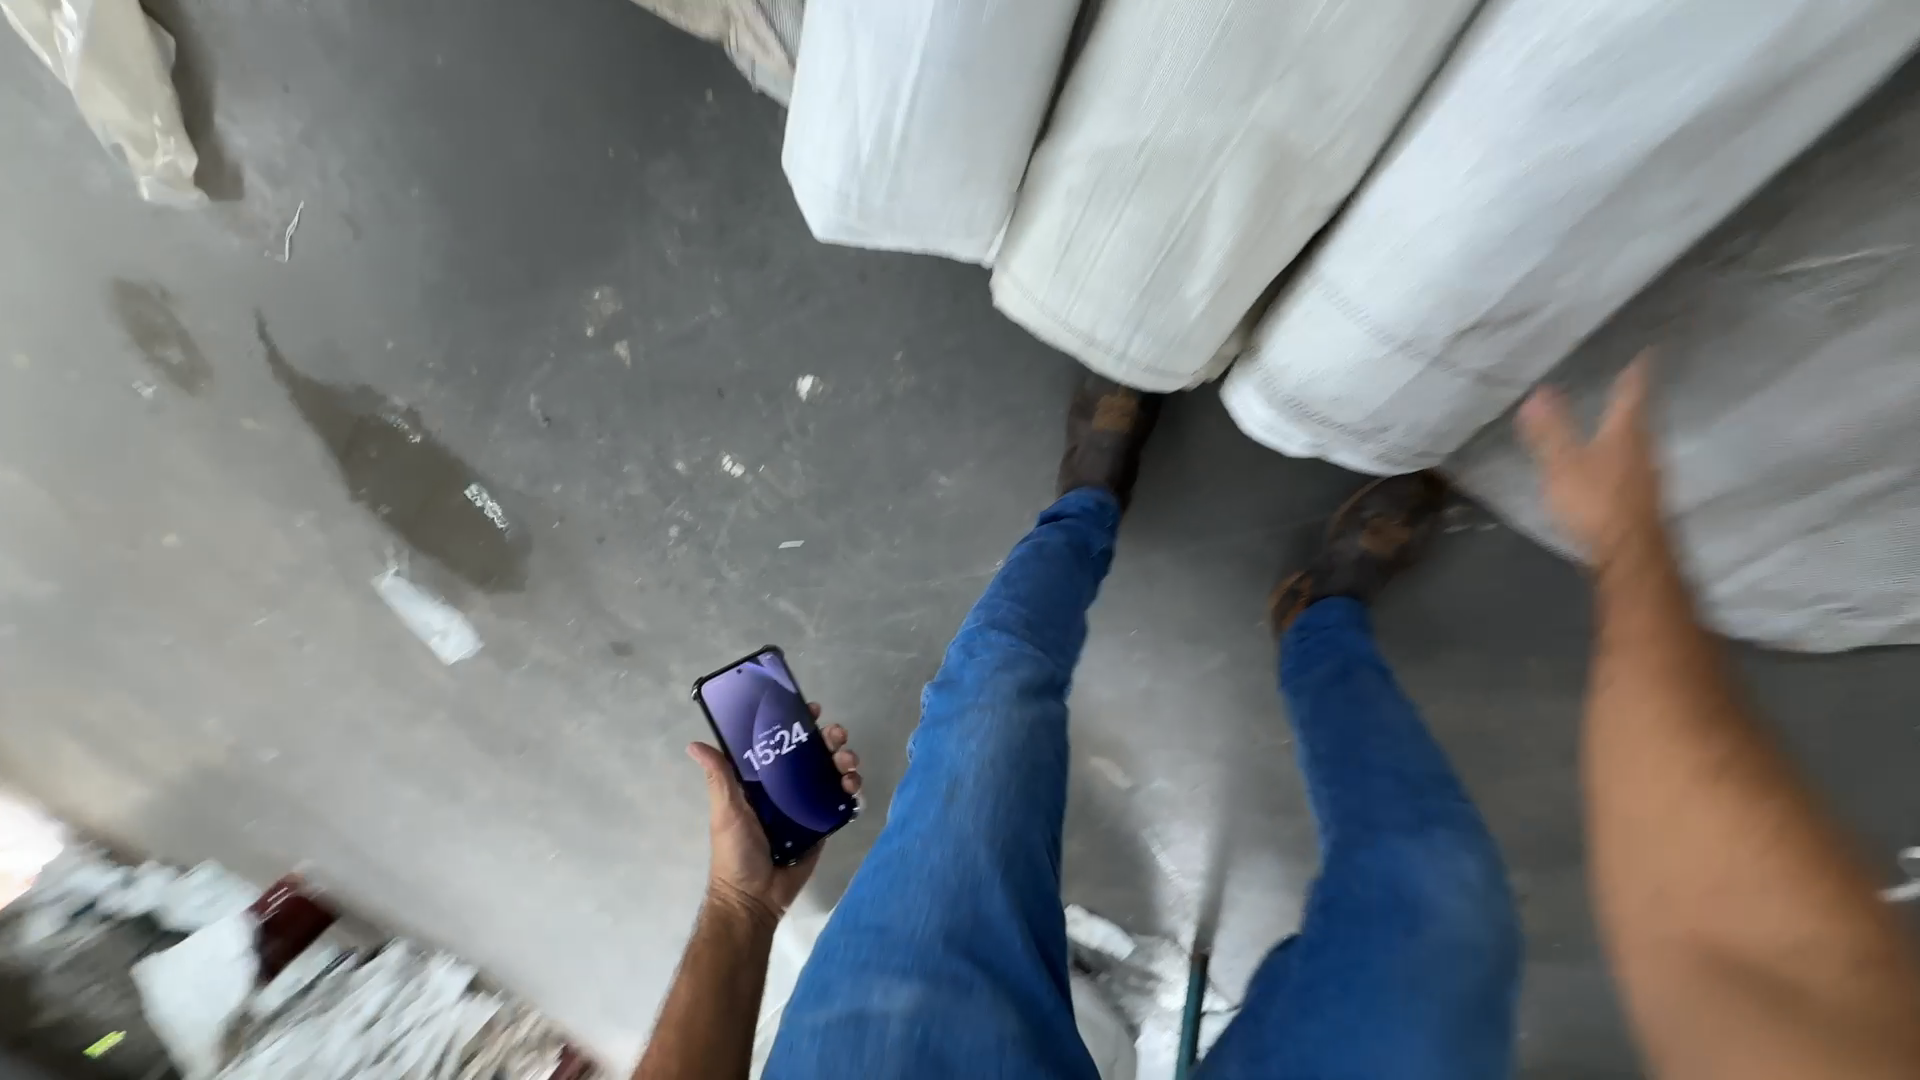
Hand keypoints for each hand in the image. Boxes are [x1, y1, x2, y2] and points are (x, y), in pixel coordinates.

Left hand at [686, 704, 861, 926]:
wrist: (755, 899)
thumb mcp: (726, 811)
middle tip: (836, 737)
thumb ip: (719, 778)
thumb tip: (694, 744)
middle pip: (812, 753)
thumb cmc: (735, 852)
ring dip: (844, 760)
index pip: (782, 742)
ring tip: (848, 764)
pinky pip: (840, 799)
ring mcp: (806, 804)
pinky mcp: (822, 823)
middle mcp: (786, 787)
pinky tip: (852, 786)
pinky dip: (851, 788)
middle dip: (829, 739)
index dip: (797, 723)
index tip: (811, 710)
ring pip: (831, 771)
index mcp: (762, 780)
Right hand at [1516, 352, 1667, 571]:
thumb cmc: (1595, 502)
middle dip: (1632, 404)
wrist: (1630, 551)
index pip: (1631, 396)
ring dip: (1627, 432)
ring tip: (1617, 424)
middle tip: (1629, 387)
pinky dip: (1622, 457)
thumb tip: (1538, 393)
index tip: (1647, 354)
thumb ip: (1549, 432)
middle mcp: (1642, 450)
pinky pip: (1632, 466)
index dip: (1637, 375)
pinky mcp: (1641, 498)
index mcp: (1624, 435)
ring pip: (1637, 444)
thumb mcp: (1562, 465)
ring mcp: (1646, 475)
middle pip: (1638, 420)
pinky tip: (1613, 467)